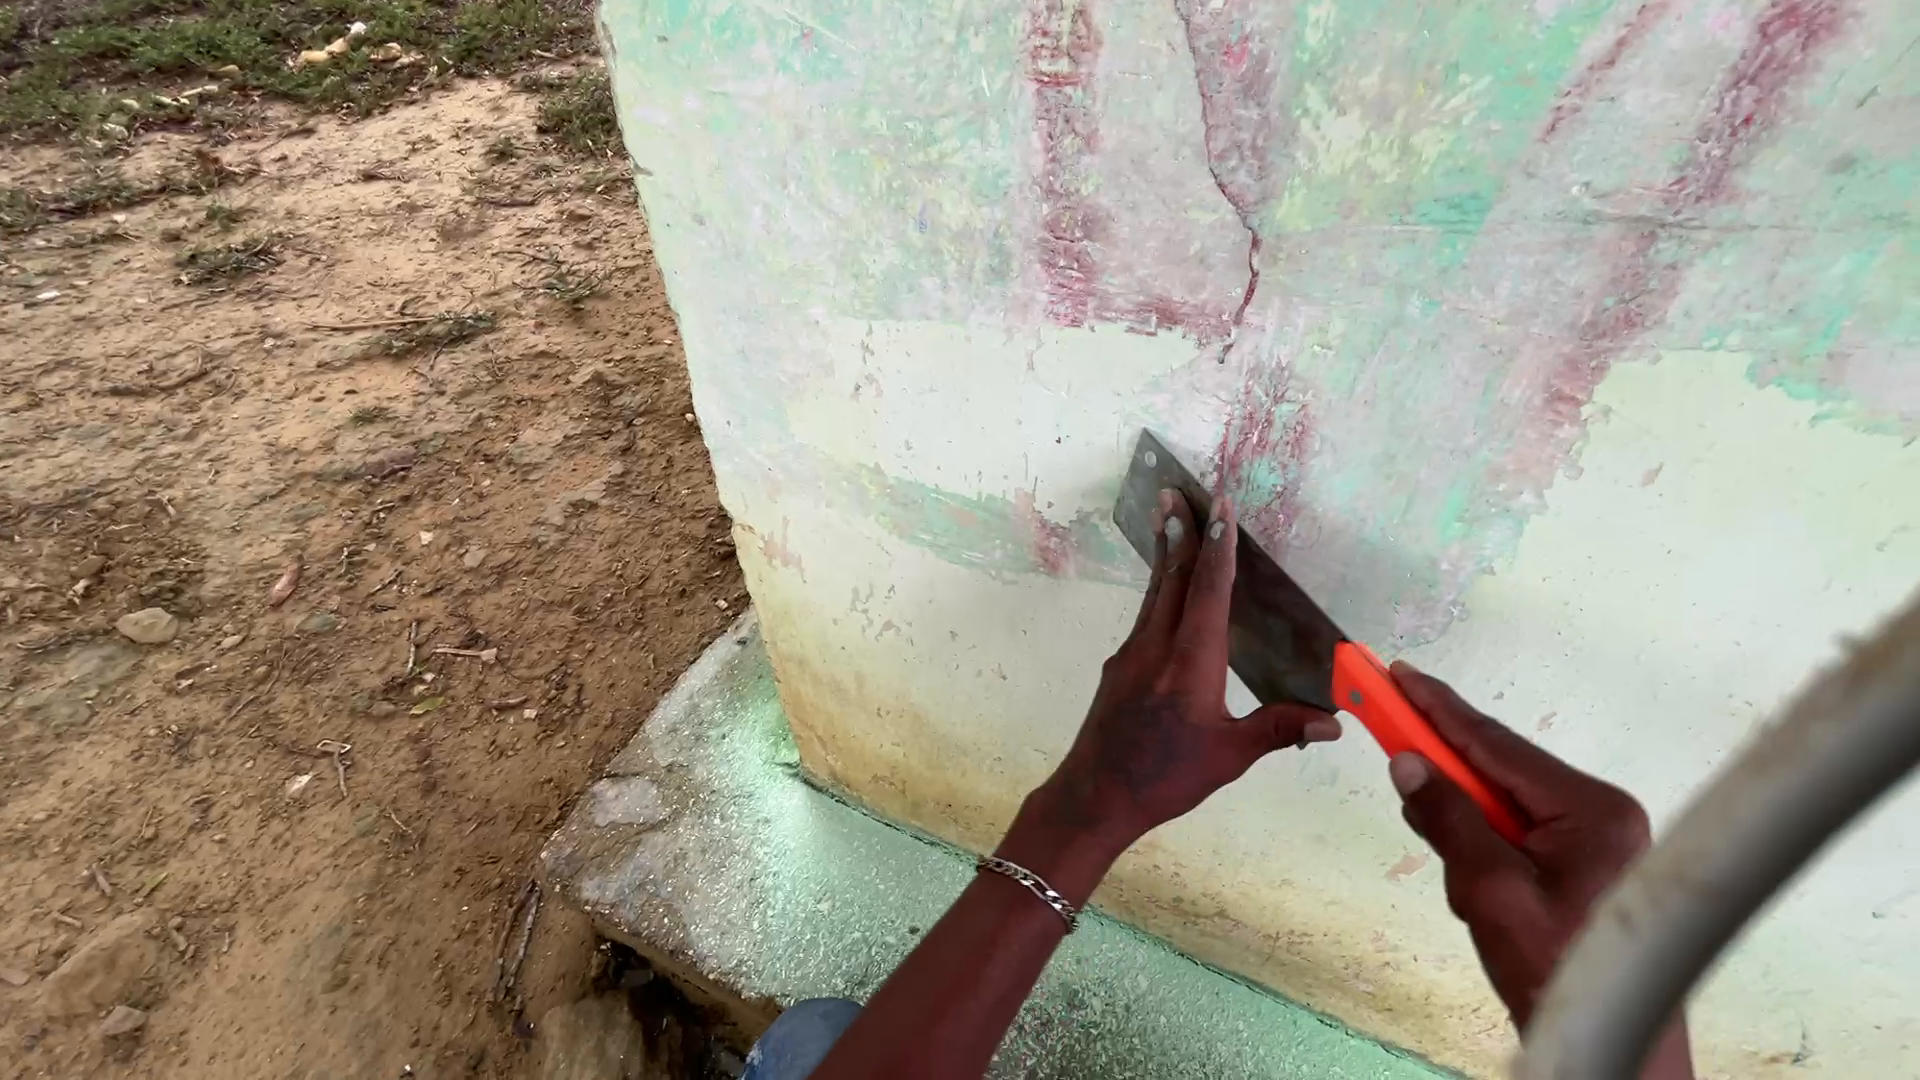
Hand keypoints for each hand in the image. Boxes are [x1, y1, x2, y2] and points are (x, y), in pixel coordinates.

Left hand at [1021, 491, 1340, 857]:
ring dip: (1166, 557)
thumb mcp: (1230, 755)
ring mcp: (1131, 653)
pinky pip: (1144, 617)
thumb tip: (1335, 723)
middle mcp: (1156, 644)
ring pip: (1154, 595)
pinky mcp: (1118, 667)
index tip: (1220, 508)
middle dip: (1179, 532)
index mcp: (1190, 659)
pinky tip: (1165, 594)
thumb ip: (1279, 730)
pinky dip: (1159, 592)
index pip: (1208, 590)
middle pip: (1172, 578)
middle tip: (1174, 491)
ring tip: (1169, 523)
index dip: (1218, 547)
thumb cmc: (1166, 776)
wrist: (1095, 793)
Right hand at [1387, 664, 1692, 1077]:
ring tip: (1443, 847)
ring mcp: (1589, 833)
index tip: (1395, 672)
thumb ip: (1446, 817)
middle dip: (1439, 758)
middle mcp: (1596, 809)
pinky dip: (1472, 831)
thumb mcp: (1488, 888)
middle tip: (1387, 723)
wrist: (1608, 1041)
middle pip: (1496, 763)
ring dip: (1456, 809)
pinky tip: (1460, 860)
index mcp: (1589, 809)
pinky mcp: (1576, 855)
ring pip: (1496, 794)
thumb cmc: (1553, 966)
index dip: (1437, 705)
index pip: (1494, 743)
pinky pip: (1506, 821)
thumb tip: (1406, 762)